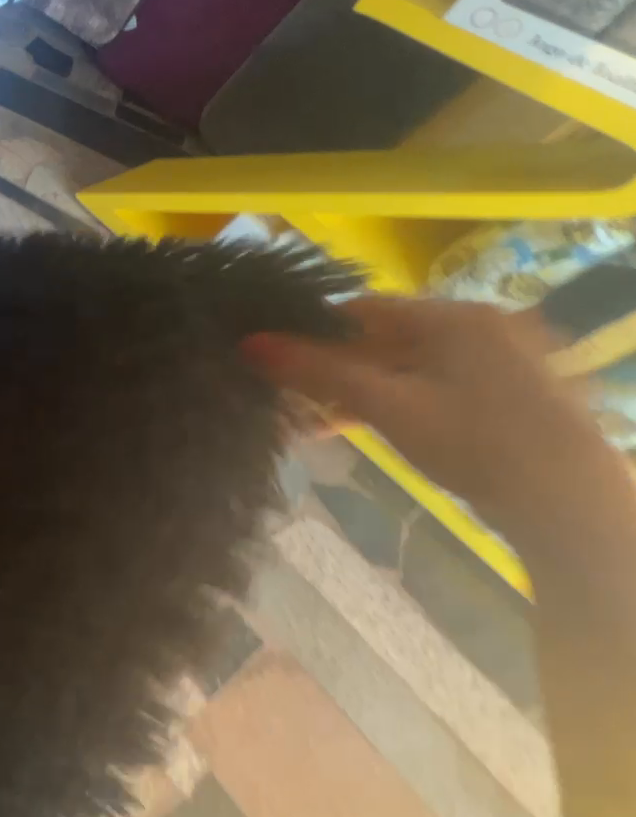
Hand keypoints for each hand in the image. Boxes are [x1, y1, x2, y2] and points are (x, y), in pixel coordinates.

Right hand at [243, 297, 630, 547]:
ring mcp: (495, 360)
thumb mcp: (383, 405)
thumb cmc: (474, 442)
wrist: (569, 506)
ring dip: (350, 390)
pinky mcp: (501, 392)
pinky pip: (423, 384)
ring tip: (309, 419)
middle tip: (286, 395)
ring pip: (398, 365)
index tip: (271, 359)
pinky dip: (385, 401)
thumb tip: (247, 343)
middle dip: (327, 368)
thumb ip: (313, 371)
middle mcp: (478, 327)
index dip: (307, 331)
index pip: (358, 309)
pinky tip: (350, 426)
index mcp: (454, 316)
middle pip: (377, 338)